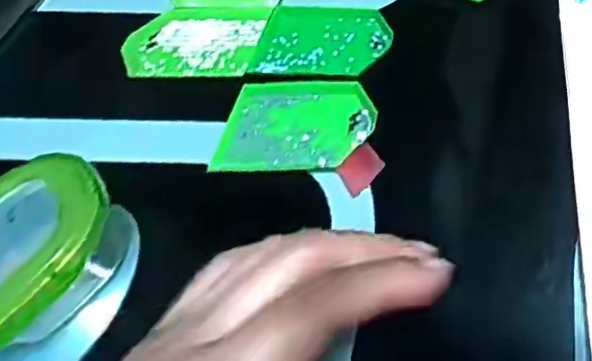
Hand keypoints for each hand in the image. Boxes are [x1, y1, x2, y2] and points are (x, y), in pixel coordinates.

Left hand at [125, 230, 451, 360]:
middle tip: (427, 257)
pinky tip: (307, 256)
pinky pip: (227, 267)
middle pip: (293, 260)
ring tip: (383, 251)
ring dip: (334, 242)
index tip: (441, 276)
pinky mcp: (149, 341)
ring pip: (261, 251)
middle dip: (372, 250)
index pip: (311, 308)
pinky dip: (284, 250)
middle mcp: (182, 347)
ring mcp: (159, 338)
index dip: (385, 282)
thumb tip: (371, 355)